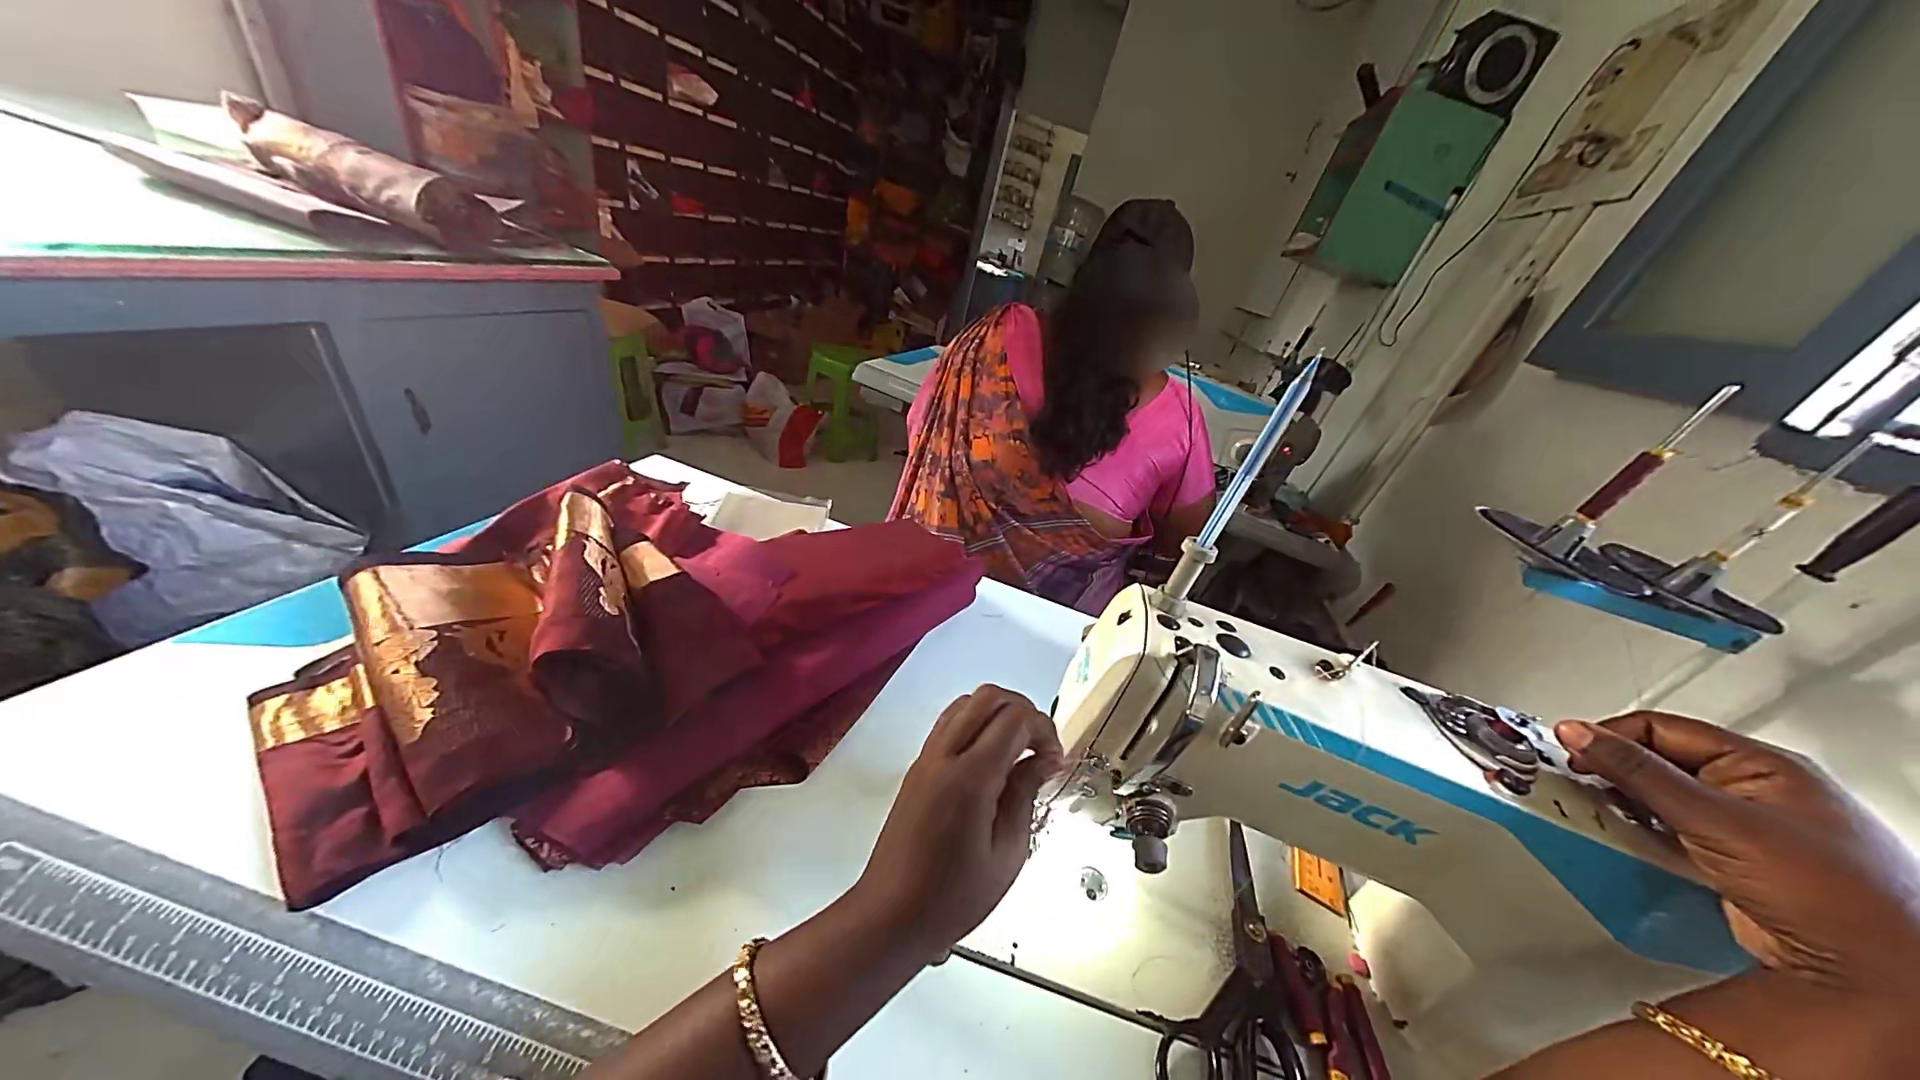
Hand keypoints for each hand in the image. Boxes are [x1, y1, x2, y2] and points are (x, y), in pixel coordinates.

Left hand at [851, 685, 1065, 963]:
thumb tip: (1042, 761)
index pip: (1014, 718)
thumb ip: (1025, 795)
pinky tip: (991, 761)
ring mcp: (925, 759)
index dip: (1044, 729)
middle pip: (988, 696)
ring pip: (965, 703)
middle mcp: (943, 757)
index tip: (1055, 760)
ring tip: (1018, 752)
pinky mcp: (916, 768)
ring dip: (997, 714)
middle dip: (1023, 710)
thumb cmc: (952, 898)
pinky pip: (949, 724)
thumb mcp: (1007, 853)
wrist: (890, 915)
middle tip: (1040, 747)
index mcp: (969, 777)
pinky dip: (976, 725)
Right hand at [1556, 712, 1919, 1004]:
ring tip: (1597, 817)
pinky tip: (1626, 844)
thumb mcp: (1715, 818)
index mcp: (1762, 765)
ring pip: (1657, 802)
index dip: (1609, 736)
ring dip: (1623, 809)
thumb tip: (1580, 733)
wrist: (1876, 978)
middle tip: (1578, 784)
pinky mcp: (1728, 863)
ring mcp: (1742, 830)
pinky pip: (1667, 836)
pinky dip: (1639, 837)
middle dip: (1612, 775)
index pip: (1660, 728)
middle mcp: (1753, 792)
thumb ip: (1638, 771)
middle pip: (1655, 764)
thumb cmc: (1835, 896)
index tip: (1570, 750)